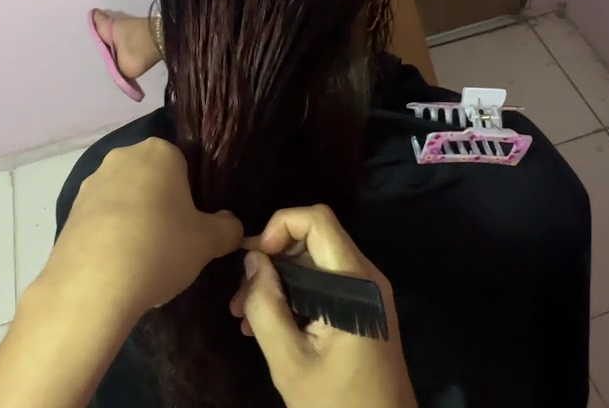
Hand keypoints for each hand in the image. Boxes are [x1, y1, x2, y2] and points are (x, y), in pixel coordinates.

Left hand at [42, 138, 242, 319]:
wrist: (92, 285)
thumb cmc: (160, 248)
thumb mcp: (208, 242)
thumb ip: (228, 228)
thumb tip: (231, 225)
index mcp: (160, 151)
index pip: (184, 166)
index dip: (192, 198)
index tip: (192, 227)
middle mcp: (123, 156)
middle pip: (152, 179)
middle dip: (162, 206)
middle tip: (172, 243)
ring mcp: (92, 182)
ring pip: (125, 199)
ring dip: (135, 221)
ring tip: (142, 261)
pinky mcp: (70, 210)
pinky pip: (101, 219)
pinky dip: (111, 236)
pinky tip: (118, 267)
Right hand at [231, 205, 415, 407]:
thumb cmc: (338, 405)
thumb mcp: (290, 362)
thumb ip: (266, 307)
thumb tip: (252, 260)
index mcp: (355, 281)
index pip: (317, 219)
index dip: (280, 226)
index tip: (255, 261)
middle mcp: (366, 276)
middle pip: (313, 238)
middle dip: (272, 259)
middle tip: (240, 297)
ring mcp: (368, 292)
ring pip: (315, 261)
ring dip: (279, 280)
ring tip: (245, 316)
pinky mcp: (364, 308)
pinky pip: (325, 282)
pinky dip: (296, 293)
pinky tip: (269, 324)